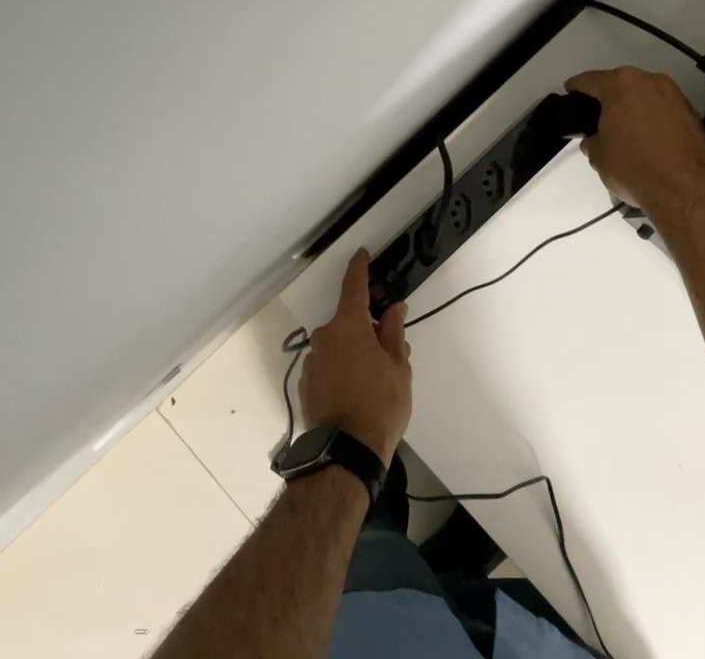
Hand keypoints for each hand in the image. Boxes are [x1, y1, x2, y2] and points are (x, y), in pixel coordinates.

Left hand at [300, 249, 412, 465]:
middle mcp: (325, 336)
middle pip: (349, 321)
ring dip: (356, 350)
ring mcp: (313, 360)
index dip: (359, 268)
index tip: (361, 254)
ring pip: (339, 345)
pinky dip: (343, 368)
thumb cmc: (379, 405)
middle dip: (368, 327)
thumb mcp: (398, 367)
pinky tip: (358, 389)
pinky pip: (329, 364)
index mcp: (348, 326)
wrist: (346, 450)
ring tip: (378, 376)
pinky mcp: (307, 382)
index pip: (354, 286)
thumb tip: (394, 310)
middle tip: (391, 344)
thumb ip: (394, 333)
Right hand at [565, 65, 704, 206]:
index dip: (576, 86)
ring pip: (645, 97)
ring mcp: (675, 96)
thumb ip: (593, 140)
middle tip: (597, 116)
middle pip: (622, 85)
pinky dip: (652, 120)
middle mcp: (650, 81)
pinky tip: (646, 139)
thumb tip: (596, 140)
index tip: (569, 90)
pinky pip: (663, 111)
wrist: (685, 187)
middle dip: (609, 98)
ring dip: (633, 108)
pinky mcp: (693, 114)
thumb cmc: (633, 165)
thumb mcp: (598, 156)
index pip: (590, 80)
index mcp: (621, 84)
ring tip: (623, 130)